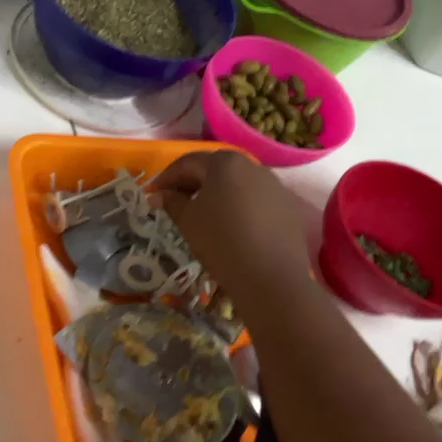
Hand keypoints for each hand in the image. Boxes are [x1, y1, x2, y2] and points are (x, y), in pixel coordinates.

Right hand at [158, 150, 311, 296]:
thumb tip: (158, 195)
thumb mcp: (188, 221)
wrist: (272, 278)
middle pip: (215, 168)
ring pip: (237, 182)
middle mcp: (251, 166)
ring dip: (217, 192)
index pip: (187, 163)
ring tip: (203, 213)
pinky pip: (256, 198)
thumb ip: (171, 202)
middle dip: (192, 182)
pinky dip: (239, 205)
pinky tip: (232, 225)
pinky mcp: (287, 206)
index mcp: (224, 163)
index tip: (153, 193)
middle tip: (175, 201)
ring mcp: (274, 185)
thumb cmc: (221, 242)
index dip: (167, 177)